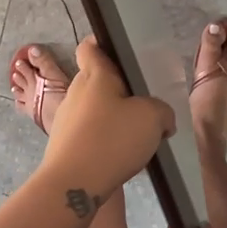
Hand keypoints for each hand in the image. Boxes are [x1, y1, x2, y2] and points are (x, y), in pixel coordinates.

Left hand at [37, 37, 174, 201]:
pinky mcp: (65, 142)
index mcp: (94, 75)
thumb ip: (161, 111)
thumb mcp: (152, 118)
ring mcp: (67, 117)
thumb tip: (160, 118)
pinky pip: (89, 131)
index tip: (119, 53)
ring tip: (137, 135)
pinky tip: (121, 155)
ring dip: (112, 117)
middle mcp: (76, 91)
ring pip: (94, 108)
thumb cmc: (112, 139)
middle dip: (118, 90)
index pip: (89, 47)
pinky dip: (104, 138)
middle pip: (96, 81)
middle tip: (143, 104)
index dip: (101, 45)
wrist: (74, 183)